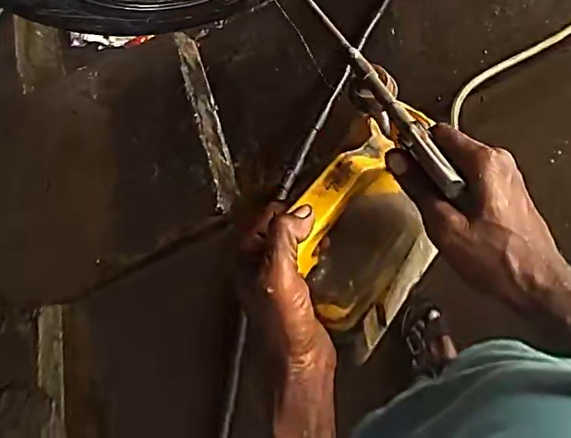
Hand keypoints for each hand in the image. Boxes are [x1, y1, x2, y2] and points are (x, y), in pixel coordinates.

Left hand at [235, 203, 335, 377]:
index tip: (307, 204)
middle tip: (318, 217)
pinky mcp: (295, 287)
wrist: (301, 365)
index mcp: (245, 257)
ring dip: (310, 234)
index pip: (265, 214)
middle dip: (300, 219)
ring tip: (323, 233)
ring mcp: (276, 276)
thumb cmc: (282, 328)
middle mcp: (257, 264)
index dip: (287, 207)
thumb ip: (284, 237)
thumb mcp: (278, 275)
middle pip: (280, 225)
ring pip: (294, 240)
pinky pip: (305, 256)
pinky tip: (324, 254)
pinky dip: (316, 250)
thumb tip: (300, 212)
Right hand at [387, 126, 570, 315]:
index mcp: (485, 160)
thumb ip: (419, 189)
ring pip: (463, 166)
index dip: (416, 146)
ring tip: (447, 217)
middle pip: (451, 148)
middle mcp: (500, 160)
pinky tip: (464, 222)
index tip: (403, 162)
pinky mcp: (511, 191)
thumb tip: (398, 161)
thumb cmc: (500, 262)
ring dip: (447, 184)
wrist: (542, 289)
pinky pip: (477, 180)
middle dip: (432, 170)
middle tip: (425, 199)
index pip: (439, 132)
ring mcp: (508, 175)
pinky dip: (464, 194)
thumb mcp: (447, 228)